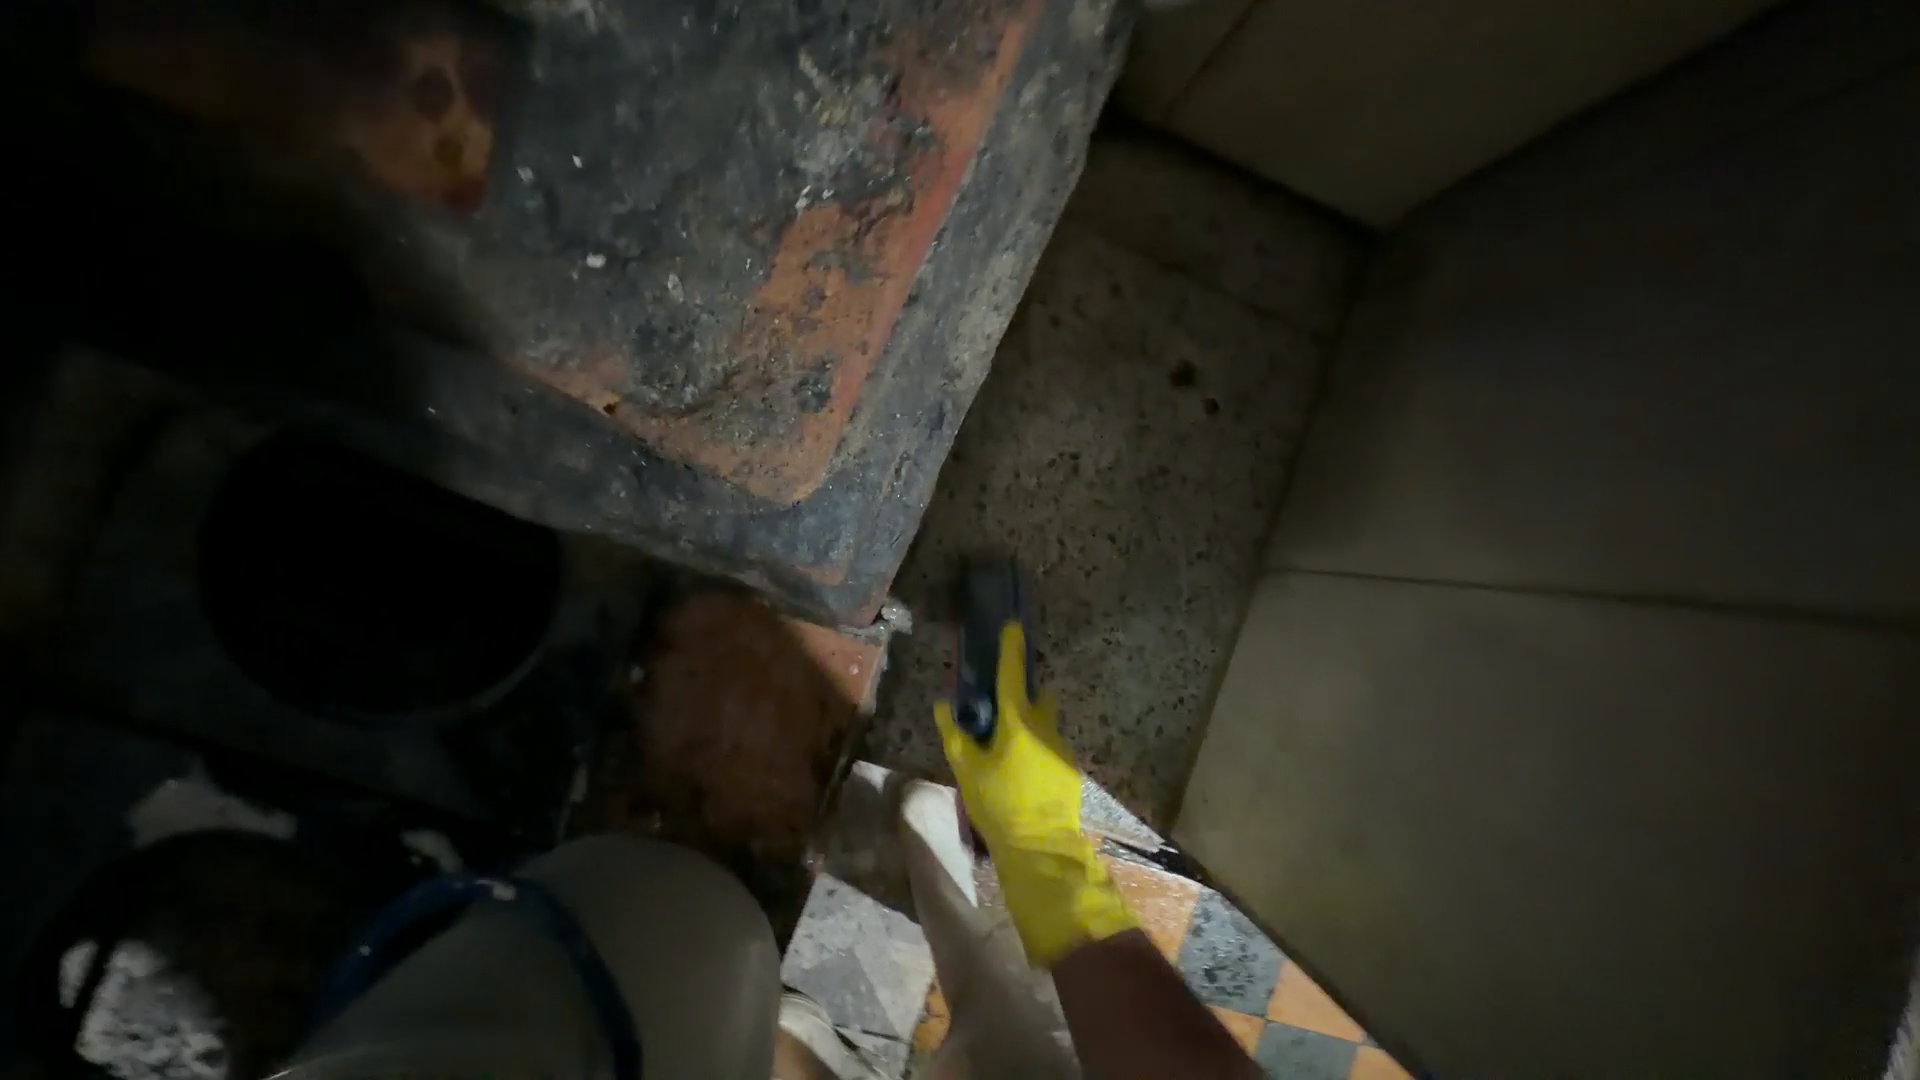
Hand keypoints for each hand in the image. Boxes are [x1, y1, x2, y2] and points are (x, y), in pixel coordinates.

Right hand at [934, 622, 1136, 965]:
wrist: (1040, 847)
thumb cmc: (998, 804)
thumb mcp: (966, 770)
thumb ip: (955, 734)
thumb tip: (944, 705)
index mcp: (1018, 722)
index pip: (1013, 676)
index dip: (1011, 649)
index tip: (1013, 626)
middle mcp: (1045, 727)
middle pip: (1037, 697)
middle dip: (1024, 696)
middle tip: (1002, 711)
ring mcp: (1062, 747)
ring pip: (1046, 724)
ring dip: (1030, 727)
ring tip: (1010, 753)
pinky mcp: (1071, 768)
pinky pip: (1052, 747)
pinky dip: (1038, 750)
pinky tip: (1025, 775)